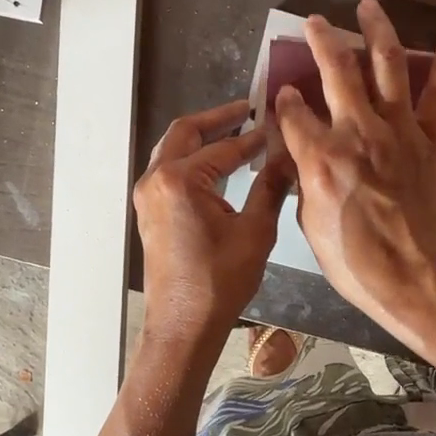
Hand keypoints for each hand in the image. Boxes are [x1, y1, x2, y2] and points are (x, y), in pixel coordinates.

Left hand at [134, 100, 291, 343]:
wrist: (184, 324)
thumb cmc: (221, 280)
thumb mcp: (255, 232)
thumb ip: (270, 187)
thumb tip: (287, 154)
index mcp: (180, 180)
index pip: (224, 147)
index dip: (254, 136)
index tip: (277, 123)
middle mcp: (156, 179)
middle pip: (185, 133)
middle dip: (218, 120)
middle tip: (248, 112)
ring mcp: (147, 196)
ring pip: (173, 150)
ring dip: (202, 139)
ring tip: (235, 134)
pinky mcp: (149, 212)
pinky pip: (169, 171)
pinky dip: (192, 160)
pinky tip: (218, 167)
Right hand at [273, 0, 435, 357]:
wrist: (409, 273)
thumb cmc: (353, 259)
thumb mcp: (309, 222)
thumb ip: (303, 179)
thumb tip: (300, 156)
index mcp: (321, 158)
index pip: (294, 114)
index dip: (285, 102)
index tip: (284, 95)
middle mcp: (357, 133)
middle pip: (336, 71)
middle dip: (320, 41)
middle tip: (313, 23)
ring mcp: (397, 132)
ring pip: (387, 65)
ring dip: (376, 31)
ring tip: (369, 8)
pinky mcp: (428, 140)